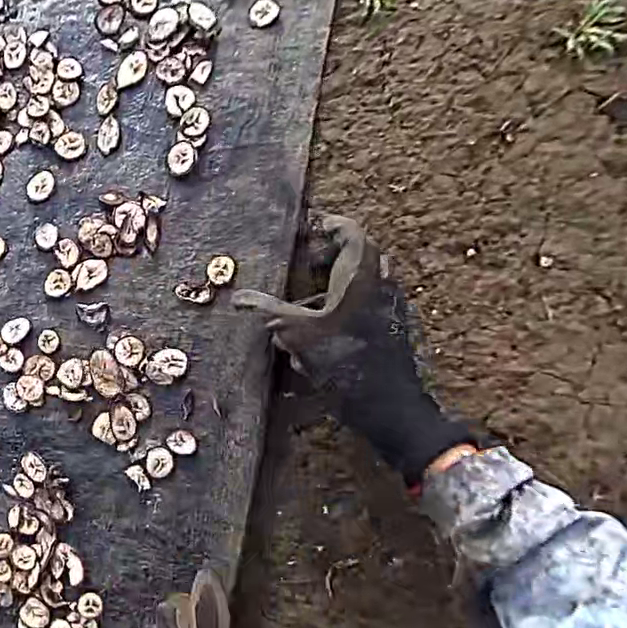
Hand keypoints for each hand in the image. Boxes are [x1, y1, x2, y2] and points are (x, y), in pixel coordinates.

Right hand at [235, 214, 471, 485]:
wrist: (386, 403)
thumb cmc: (342, 359)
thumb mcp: (295, 332)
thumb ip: (267, 310)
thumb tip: (238, 298)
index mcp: (360, 277)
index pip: (352, 233)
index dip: (330, 224)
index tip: (307, 226)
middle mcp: (380, 285)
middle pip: (361, 252)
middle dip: (332, 249)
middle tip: (304, 255)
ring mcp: (388, 306)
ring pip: (365, 277)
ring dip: (337, 275)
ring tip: (306, 286)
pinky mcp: (388, 326)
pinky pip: (365, 299)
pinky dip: (342, 298)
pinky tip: (318, 319)